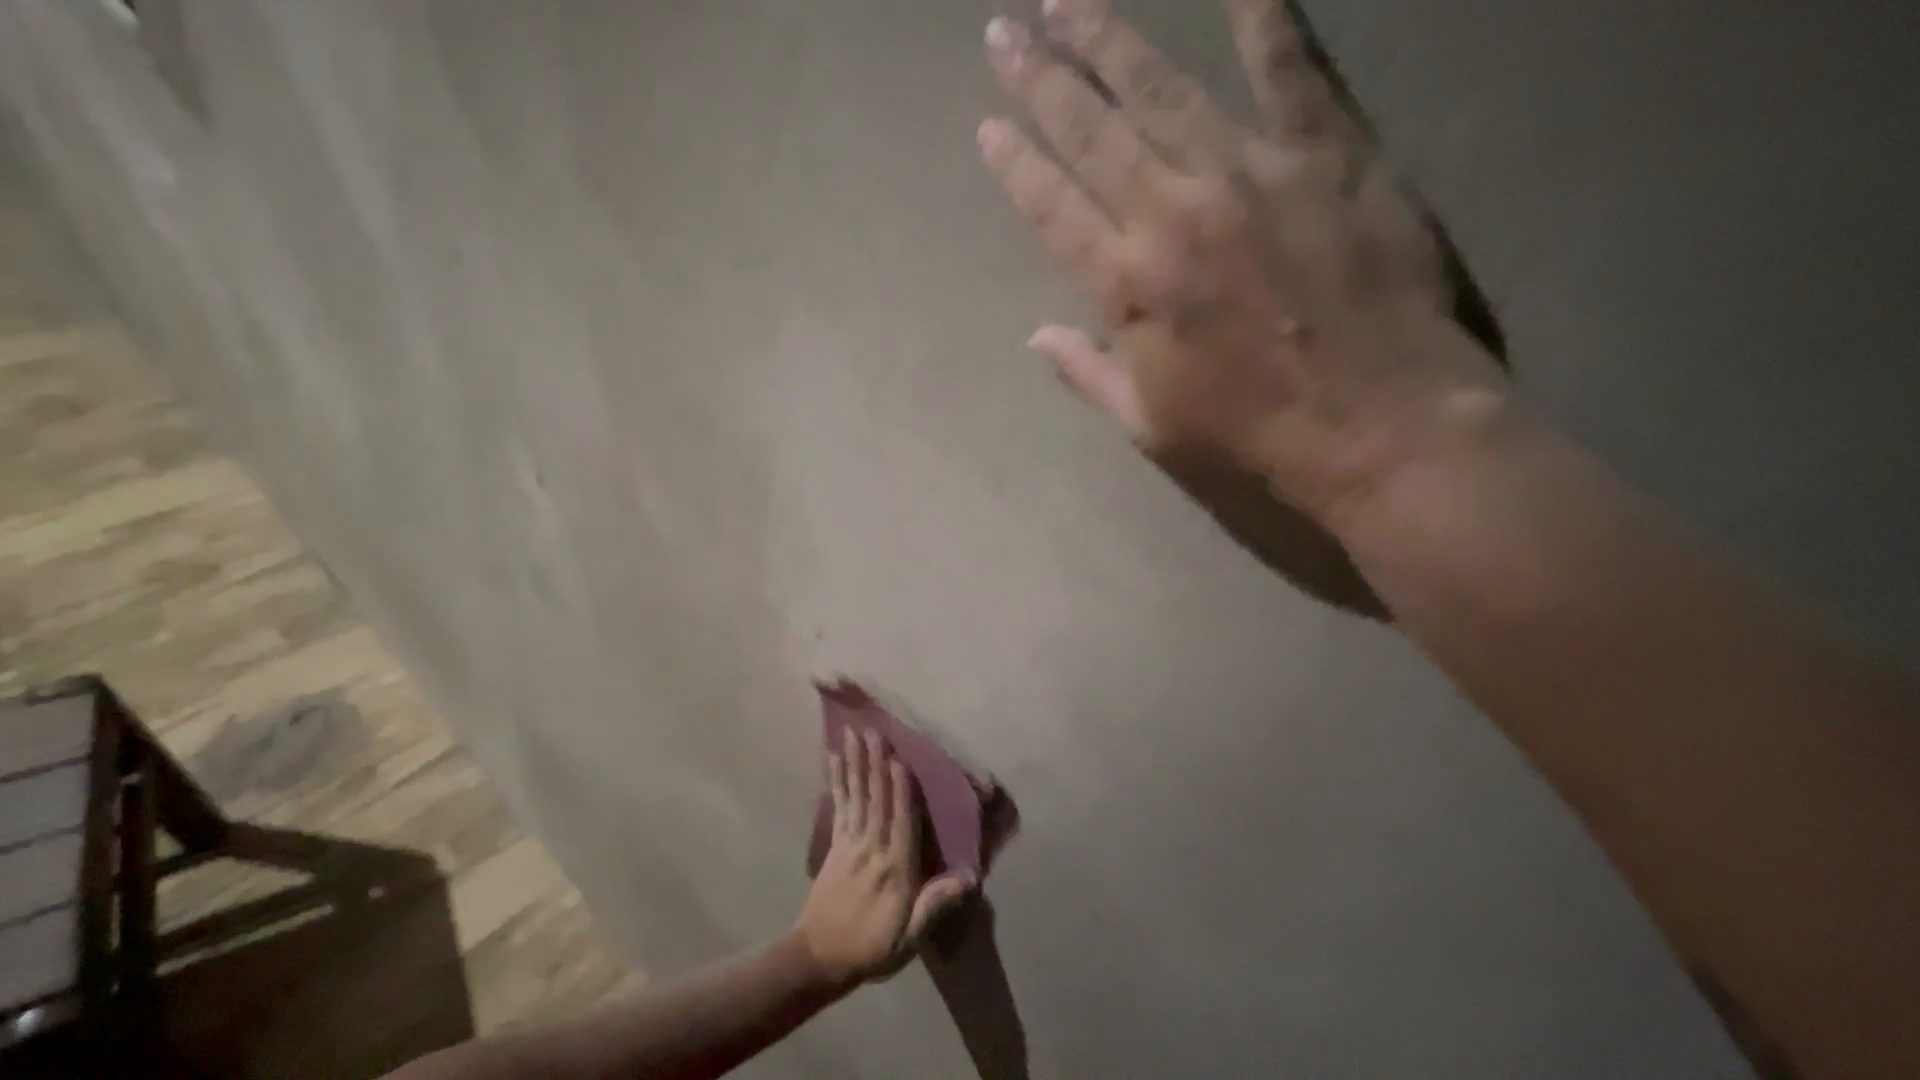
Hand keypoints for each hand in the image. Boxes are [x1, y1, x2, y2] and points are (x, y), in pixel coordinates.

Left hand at [793, 729, 974, 985]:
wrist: (818, 959)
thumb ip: (934, 905)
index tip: (899, 759)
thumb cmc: (871, 948)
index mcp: (895, 869)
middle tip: (873, 731)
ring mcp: (850, 845)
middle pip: (875, 800)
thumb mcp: (909, 938)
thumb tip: (969, 877)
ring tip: (853, 734)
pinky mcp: (835, 846)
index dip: (900, 791)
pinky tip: (834, 759)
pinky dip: (837, 781)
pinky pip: (838, 806)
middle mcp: (872, 850)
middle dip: (875, 764)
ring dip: (855, 763)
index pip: (900, 823)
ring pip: (856, 796)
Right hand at [978, 0, 1505, 524]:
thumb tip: (1035, 338)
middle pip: (1092, 131)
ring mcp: (1250, 174)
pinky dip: (1263, 19)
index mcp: (1129, 283)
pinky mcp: (1326, 156)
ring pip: (1163, 89)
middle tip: (1002, 32)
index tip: (988, 127)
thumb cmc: (1257, 438)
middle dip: (1040, 78)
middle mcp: (1174, 213)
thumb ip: (1089, 374)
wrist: (1383, 428)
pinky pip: (1288, 72)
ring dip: (1108, 38)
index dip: (1015, 163)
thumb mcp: (1152, 426)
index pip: (1052, 206)